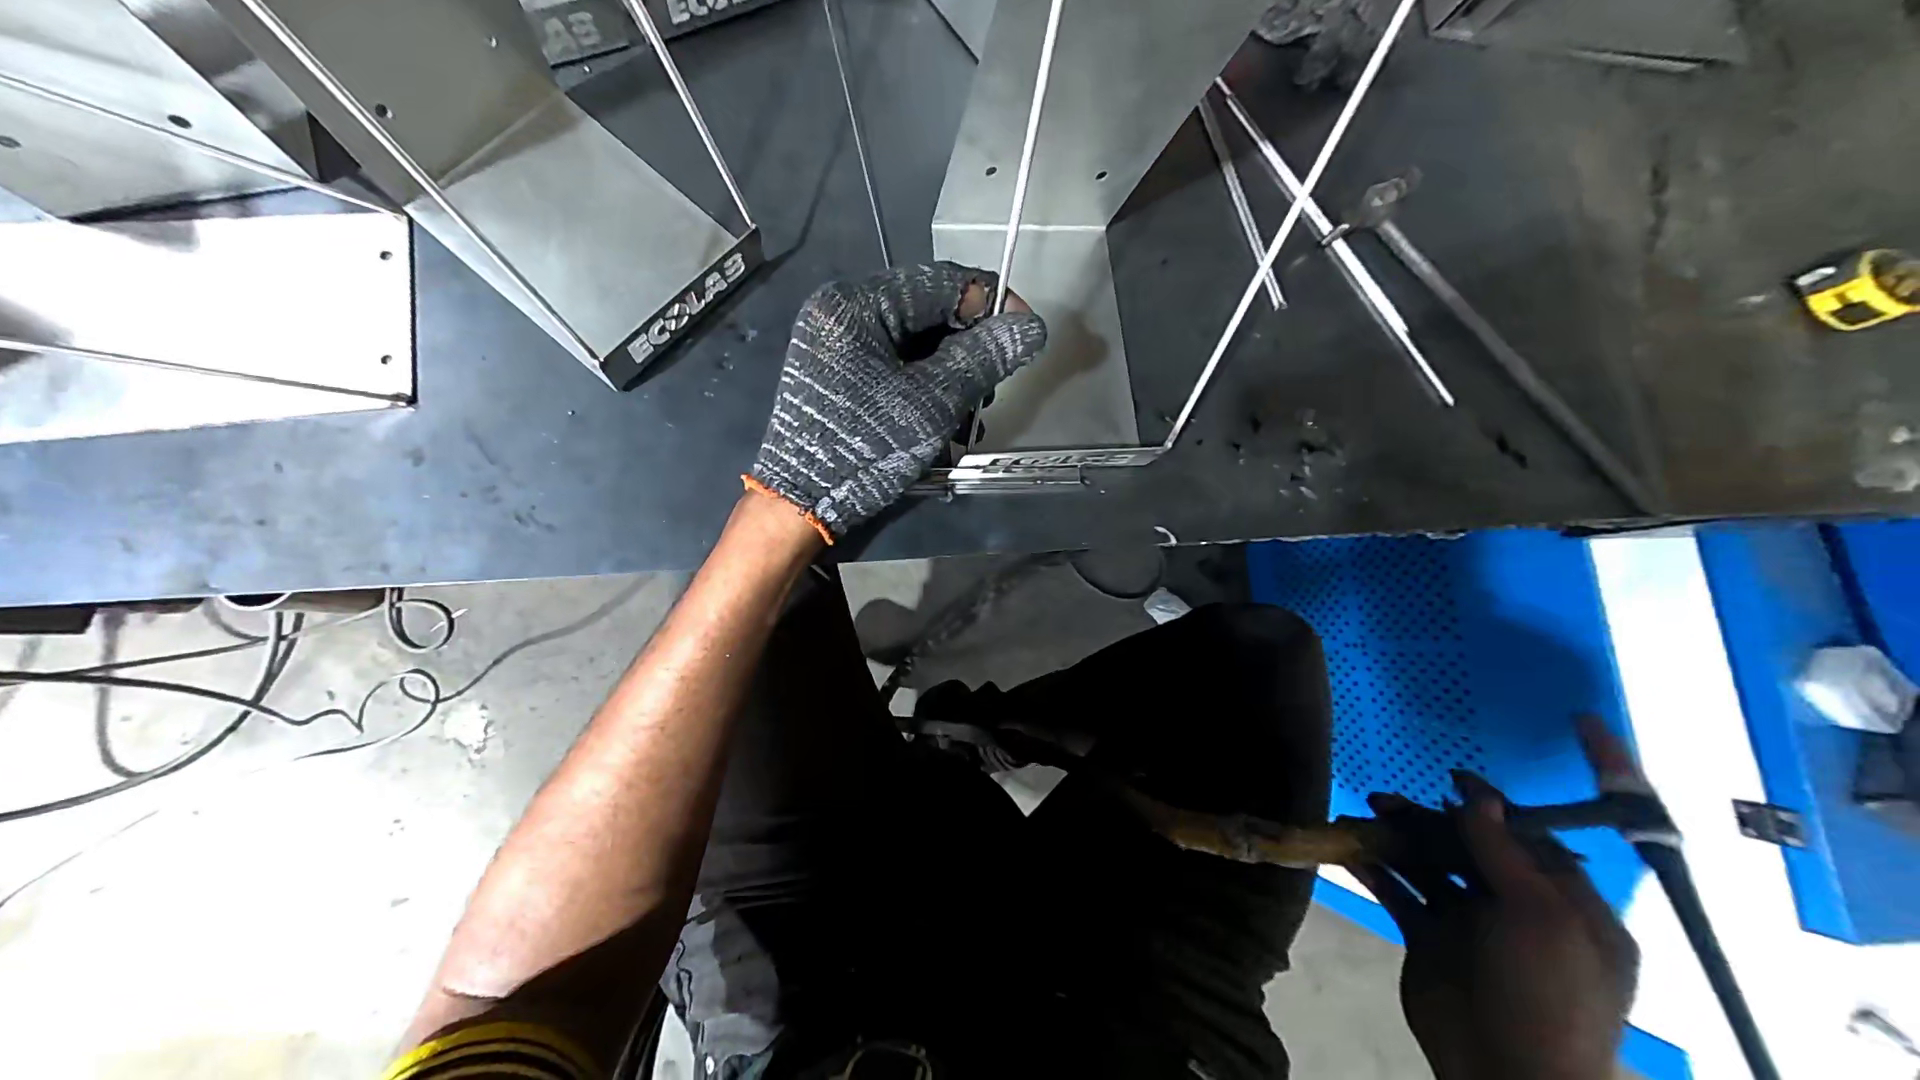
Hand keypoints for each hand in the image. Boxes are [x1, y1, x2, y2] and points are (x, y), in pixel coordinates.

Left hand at [747, 262, 1046, 539]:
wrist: (802, 502)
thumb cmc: (863, 448)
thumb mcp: (931, 403)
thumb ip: (983, 359)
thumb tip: (1031, 328)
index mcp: (857, 303)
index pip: (941, 283)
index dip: (992, 303)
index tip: (1025, 333)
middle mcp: (844, 311)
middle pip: (930, 313)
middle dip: (969, 350)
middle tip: (992, 388)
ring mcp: (841, 343)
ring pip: (917, 343)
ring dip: (952, 377)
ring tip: (968, 417)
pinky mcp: (843, 372)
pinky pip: (898, 366)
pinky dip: (927, 389)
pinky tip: (944, 422)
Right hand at [1353, 772, 1638, 1079]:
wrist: (1507, 1070)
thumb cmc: (1545, 992)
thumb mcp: (1541, 918)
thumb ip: (1506, 854)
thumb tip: (1479, 797)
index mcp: (1563, 905)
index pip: (1525, 840)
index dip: (1490, 807)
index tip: (1452, 777)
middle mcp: (1515, 908)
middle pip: (1467, 848)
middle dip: (1427, 820)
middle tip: (1384, 800)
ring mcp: (1468, 922)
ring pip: (1428, 865)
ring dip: (1395, 838)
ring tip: (1363, 817)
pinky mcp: (1428, 936)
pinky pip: (1399, 892)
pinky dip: (1375, 869)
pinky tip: (1350, 850)